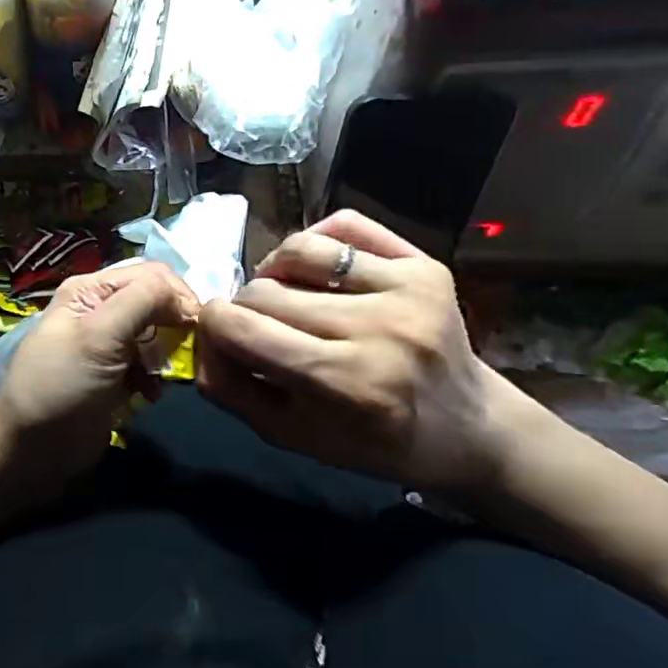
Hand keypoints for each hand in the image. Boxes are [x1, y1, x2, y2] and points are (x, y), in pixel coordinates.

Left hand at [0, 261, 199, 480]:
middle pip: (154, 301)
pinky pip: (147, 363)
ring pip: (154, 333)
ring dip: (166, 352)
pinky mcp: (112, 374)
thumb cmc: (64, 383)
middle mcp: (97, 309)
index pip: (149, 274)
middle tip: (187, 349)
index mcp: (89, 289)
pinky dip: (154, 376)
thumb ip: (141, 301)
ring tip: (165, 374)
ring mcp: (105, 343)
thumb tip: (184, 295)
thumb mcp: (100, 334)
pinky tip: (151, 393)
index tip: (195, 325)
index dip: (177, 294)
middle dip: (174, 323)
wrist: (36, 445)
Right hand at [197, 210, 513, 490]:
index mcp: (340, 381)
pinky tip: (316, 273)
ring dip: (274, 273)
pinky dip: (314, 245)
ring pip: (295, 250)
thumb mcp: (285, 435)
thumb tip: (202, 336)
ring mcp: (406, 289)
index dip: (212, 327)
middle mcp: (376, 329)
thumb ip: (228, 387)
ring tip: (287, 297)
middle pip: (260, 289)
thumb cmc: (367, 441)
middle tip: (262, 330)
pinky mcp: (425, 265)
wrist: (464, 428)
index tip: (224, 340)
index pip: (236, 325)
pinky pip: (342, 226)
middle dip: (244, 309)